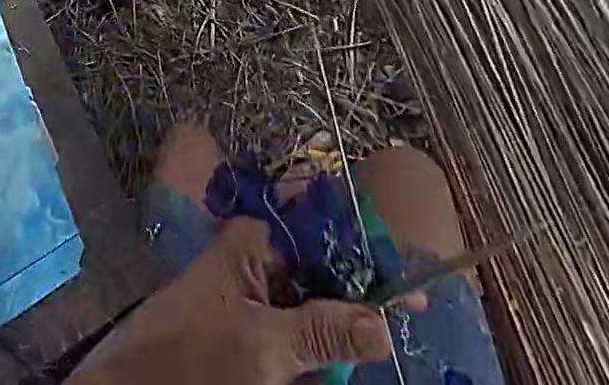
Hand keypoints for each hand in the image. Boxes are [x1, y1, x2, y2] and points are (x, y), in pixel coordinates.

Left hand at [67, 218, 393, 384]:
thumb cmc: (192, 357)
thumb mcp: (263, 347)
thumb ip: (324, 330)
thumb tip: (384, 325)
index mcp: (258, 241)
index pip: (328, 236)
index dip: (372, 260)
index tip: (416, 291)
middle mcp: (259, 257)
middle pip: (327, 274)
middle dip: (355, 307)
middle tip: (387, 335)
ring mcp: (254, 291)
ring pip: (316, 308)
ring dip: (334, 338)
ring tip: (339, 362)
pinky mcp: (250, 323)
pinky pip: (297, 333)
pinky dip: (313, 355)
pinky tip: (316, 373)